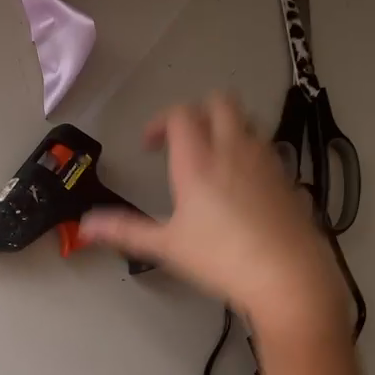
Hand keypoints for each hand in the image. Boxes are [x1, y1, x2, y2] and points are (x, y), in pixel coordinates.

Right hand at [80, 94, 341, 332]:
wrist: (286, 273)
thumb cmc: (219, 258)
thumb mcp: (165, 246)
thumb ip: (124, 230)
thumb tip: (87, 225)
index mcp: (197, 161)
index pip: (181, 115)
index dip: (161, 122)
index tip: (150, 145)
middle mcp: (233, 149)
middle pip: (220, 102)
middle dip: (199, 111)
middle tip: (182, 139)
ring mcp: (265, 159)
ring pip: (248, 120)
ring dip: (227, 127)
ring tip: (212, 155)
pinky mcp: (287, 176)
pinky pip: (266, 147)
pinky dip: (249, 151)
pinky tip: (241, 182)